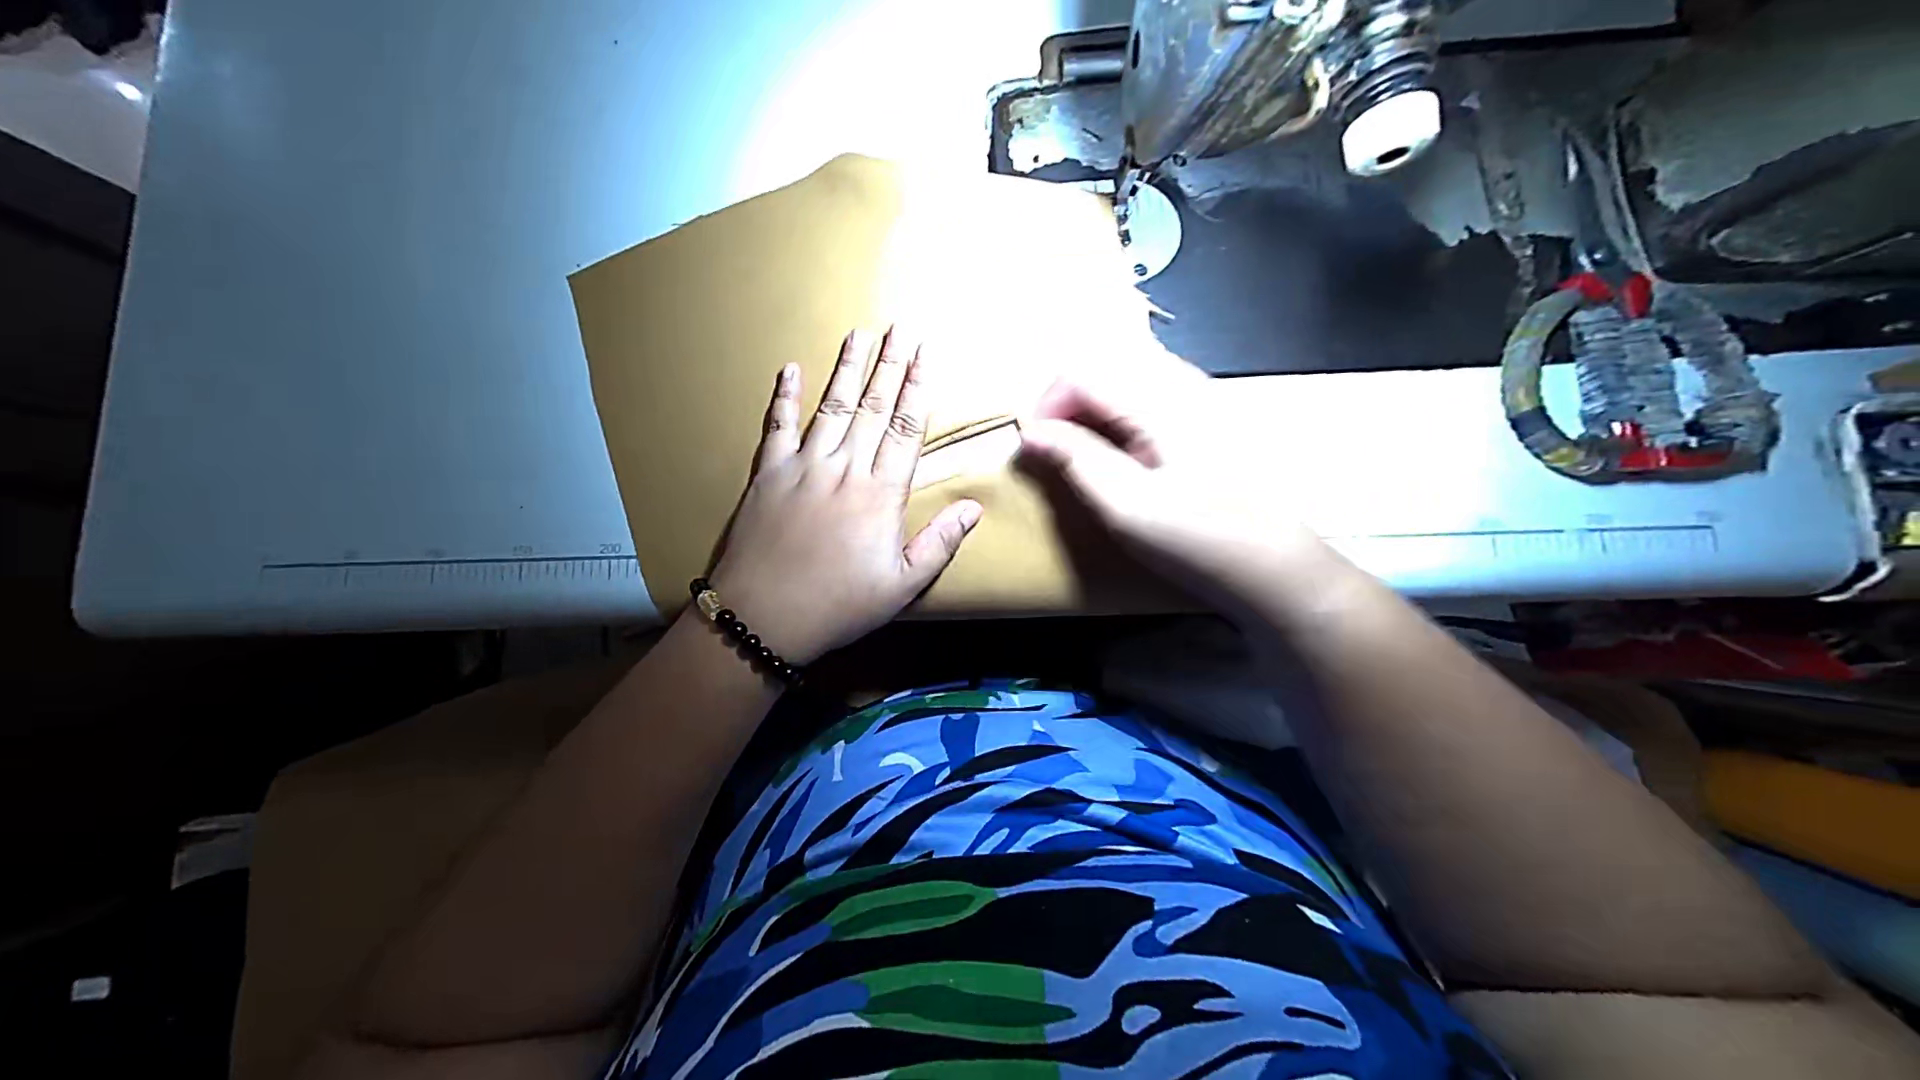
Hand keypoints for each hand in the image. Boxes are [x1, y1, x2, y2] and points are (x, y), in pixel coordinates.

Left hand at [707, 328, 983, 663]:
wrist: (761, 618)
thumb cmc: (838, 606)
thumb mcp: (901, 586)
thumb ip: (940, 544)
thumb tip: (974, 508)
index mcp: (880, 494)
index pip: (907, 428)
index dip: (919, 387)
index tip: (927, 352)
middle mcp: (844, 469)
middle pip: (873, 407)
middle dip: (890, 363)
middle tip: (900, 326)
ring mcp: (802, 467)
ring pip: (831, 407)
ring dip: (847, 369)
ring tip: (859, 333)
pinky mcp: (767, 475)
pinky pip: (776, 427)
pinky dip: (784, 397)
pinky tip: (790, 369)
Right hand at [1017, 349, 1332, 616]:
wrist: (1270, 565)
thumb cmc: (1198, 538)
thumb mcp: (1126, 505)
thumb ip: (1076, 460)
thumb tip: (1030, 432)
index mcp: (1161, 399)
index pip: (1080, 373)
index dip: (1046, 408)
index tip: (1036, 451)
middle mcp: (1182, 383)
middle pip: (1101, 369)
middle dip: (1067, 409)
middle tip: (1058, 457)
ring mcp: (1199, 397)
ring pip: (1121, 382)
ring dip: (1091, 415)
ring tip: (1087, 461)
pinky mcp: (1206, 416)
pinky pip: (1145, 398)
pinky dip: (1118, 420)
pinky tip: (1125, 458)